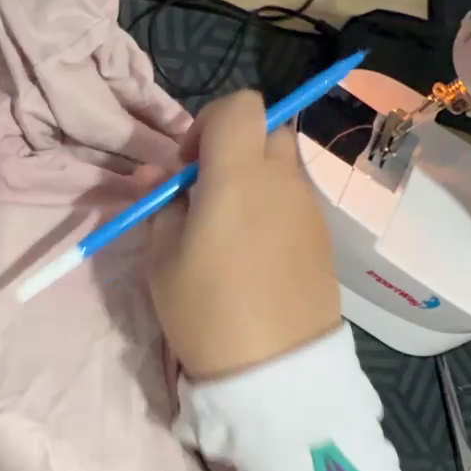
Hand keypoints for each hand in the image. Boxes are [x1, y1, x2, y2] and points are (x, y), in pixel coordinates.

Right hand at [144, 91, 340, 381]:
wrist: (271, 363)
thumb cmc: (203, 309)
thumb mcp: (161, 261)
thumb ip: (159, 207)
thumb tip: (151, 174)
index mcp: (237, 176)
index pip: (237, 106)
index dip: (206, 123)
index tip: (183, 166)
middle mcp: (280, 177)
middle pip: (263, 131)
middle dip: (230, 150)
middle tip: (200, 196)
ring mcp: (306, 204)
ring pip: (277, 166)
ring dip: (248, 181)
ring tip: (220, 234)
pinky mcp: (319, 232)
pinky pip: (289, 199)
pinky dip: (266, 209)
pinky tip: (247, 256)